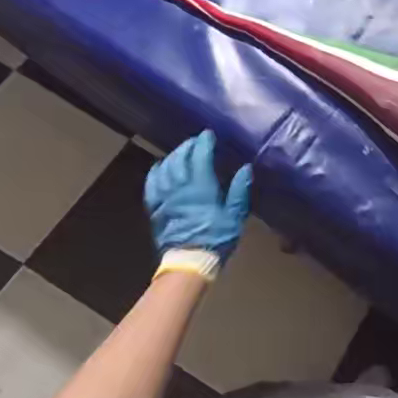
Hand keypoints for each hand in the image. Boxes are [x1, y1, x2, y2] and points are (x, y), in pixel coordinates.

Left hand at [144, 130, 252, 258]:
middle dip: (187, 146)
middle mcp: (180, 186)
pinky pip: (152, 183)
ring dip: (172, 156)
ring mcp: (164, 196)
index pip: (200, 156)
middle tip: (195, 141)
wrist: (189, 261)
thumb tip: (245, 168)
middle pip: (180, 158)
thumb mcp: (234, 216)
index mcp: (201, 187)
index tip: (208, 135)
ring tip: (180, 152)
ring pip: (165, 168)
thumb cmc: (216, 238)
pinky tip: (159, 167)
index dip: (203, 143)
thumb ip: (238, 191)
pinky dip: (156, 172)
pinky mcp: (155, 207)